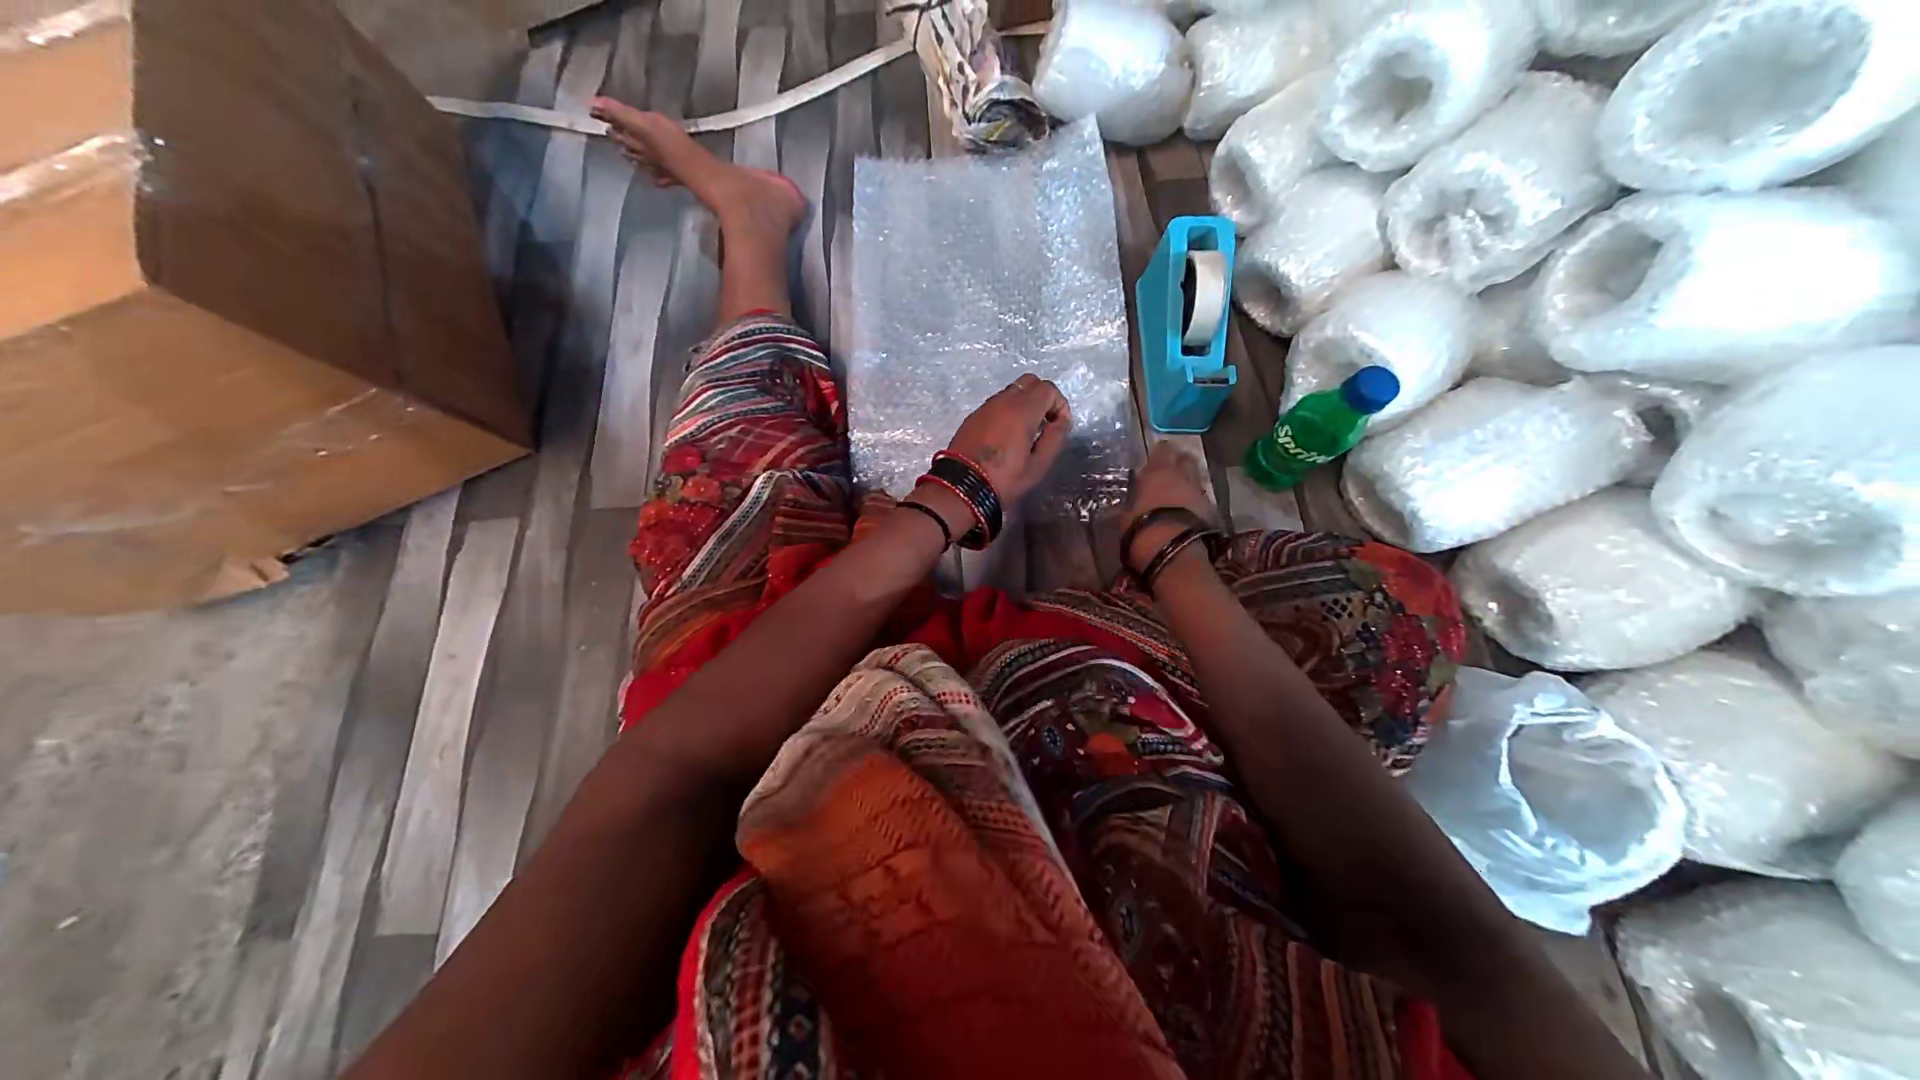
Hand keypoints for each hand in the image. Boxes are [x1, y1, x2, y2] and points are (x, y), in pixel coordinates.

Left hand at [945, 374, 1073, 504]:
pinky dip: (1008, 410)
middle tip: (1045, 422)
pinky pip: (997, 403)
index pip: (1048, 389)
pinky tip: (1008, 435)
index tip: (1059, 425)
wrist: (961, 487)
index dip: (1060, 404)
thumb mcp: (1037, 466)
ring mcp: (985, 407)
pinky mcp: (973, 416)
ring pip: (1012, 391)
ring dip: (1025, 403)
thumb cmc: (1003, 479)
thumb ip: (1054, 439)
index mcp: (1022, 410)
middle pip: (1030, 382)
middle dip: (1043, 398)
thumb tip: (1061, 422)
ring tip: (1027, 431)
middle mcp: (1003, 401)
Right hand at [1120, 442, 1216, 571]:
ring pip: (1195, 478)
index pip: (1162, 450)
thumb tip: (1128, 505)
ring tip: (1177, 493)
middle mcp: (1181, 476)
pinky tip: (1186, 511)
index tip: (1154, 459)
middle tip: (1169, 471)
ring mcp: (1199, 492)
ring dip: (1187, 482)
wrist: (1174, 551)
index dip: (1159, 454)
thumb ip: (1131, 505)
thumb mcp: (1126, 517)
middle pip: (1185, 459)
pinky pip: (1200, 498)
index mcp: (1158, 472)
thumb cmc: (1142, 530)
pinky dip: (1194, 501)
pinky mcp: (1211, 511)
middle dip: (1179, 462)